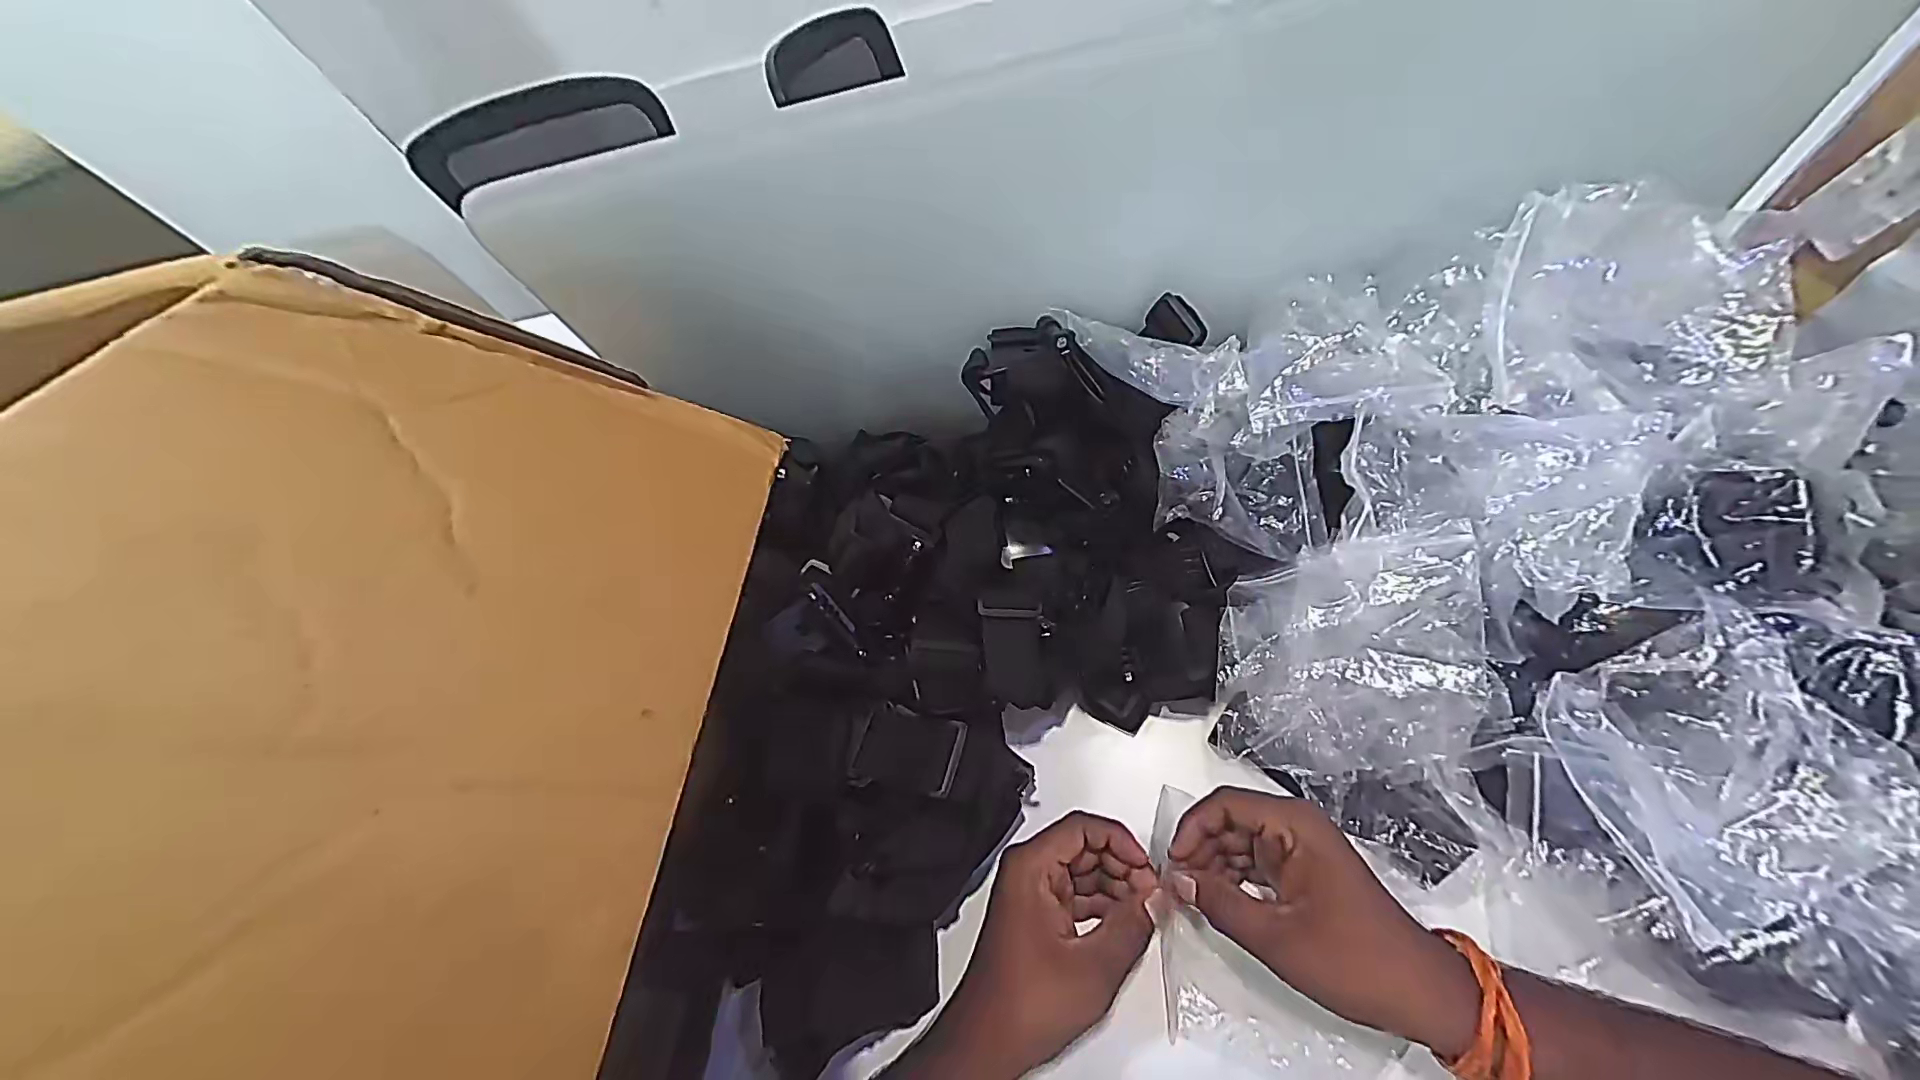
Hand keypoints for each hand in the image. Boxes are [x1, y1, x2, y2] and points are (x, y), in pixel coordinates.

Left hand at [889, 811, 1159, 1078]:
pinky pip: (1075, 892)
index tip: (1145, 865)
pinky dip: (1101, 904)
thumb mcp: (1095, 966)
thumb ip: (1132, 925)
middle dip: (1121, 866)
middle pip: (1083, 846)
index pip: (1082, 827)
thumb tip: (1154, 898)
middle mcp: (1026, 871)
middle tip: (1149, 891)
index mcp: (1030, 867)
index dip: (1120, 841)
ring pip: (1082, 870)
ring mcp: (1030, 891)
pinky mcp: (1035, 911)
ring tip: (1142, 910)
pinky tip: (1122, 924)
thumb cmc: (1020, 1006)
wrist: (989, 1040)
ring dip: (1115, 886)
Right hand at [1166, 787, 1478, 1056]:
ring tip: (1196, 897)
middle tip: (1180, 883)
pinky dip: (1234, 878)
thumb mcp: (1276, 936)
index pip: (1225, 804)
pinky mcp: (1303, 869)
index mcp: (1295, 825)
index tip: (1175, 861)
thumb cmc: (1359, 961)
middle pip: (1230, 820)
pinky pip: (1255, 861)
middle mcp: (1297, 827)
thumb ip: (1219, 903)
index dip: (1192, 829)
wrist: (1423, 994)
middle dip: (1201, 849)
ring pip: (1239, 841)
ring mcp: (1302, 848)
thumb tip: (1179, 882)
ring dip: (1214, 865)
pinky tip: (1220, 901)